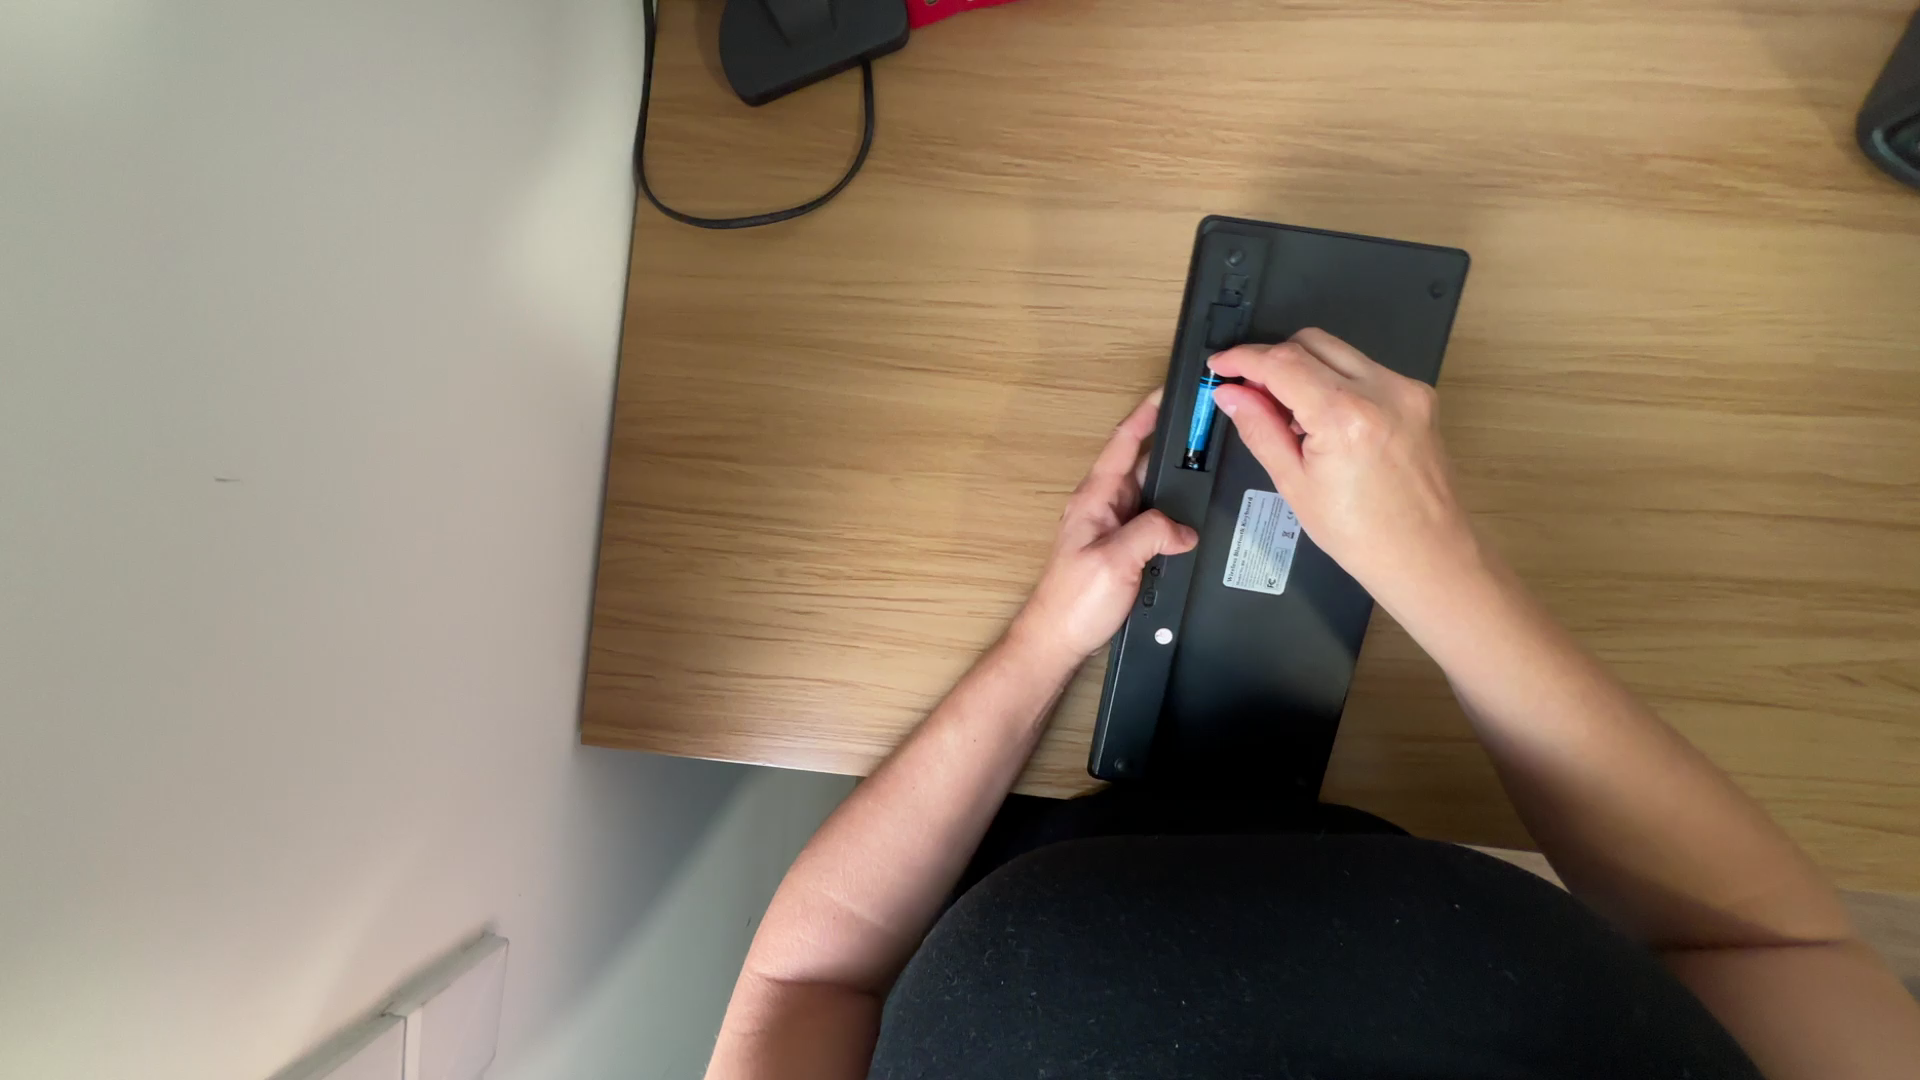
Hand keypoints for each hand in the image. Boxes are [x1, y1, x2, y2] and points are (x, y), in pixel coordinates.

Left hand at [1010, 390, 1199, 665]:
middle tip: (1206, 429)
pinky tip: (1193, 518)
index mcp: (1095, 498)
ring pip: (1150, 493)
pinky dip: (1172, 513)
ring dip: (1175, 481)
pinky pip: (1152, 520)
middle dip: (1172, 444)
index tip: (1171, 391)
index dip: (1147, 414)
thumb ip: (1152, 533)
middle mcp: (1103, 506)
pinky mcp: (1120, 548)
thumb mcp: (1115, 560)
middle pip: (1142, 463)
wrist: (1058, 639)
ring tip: (1208, 467)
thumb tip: (1183, 528)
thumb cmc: (1073, 601)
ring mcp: (1111, 526)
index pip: (1123, 442)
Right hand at [1208, 329, 1480, 607]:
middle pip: (1310, 342)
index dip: (1242, 358)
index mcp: (1346, 417)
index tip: (1221, 365)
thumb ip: (1259, 428)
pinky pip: (1362, 369)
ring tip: (1286, 414)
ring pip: (1337, 351)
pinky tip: (1319, 419)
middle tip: (1247, 391)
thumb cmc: (1363, 532)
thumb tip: (1231, 395)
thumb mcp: (1293, 483)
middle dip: (1271, 359)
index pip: (1282, 362)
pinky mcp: (1417, 396)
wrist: (1425, 554)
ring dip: (1301, 369)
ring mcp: (1406, 390)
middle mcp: (1383, 392)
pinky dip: (1331, 381)